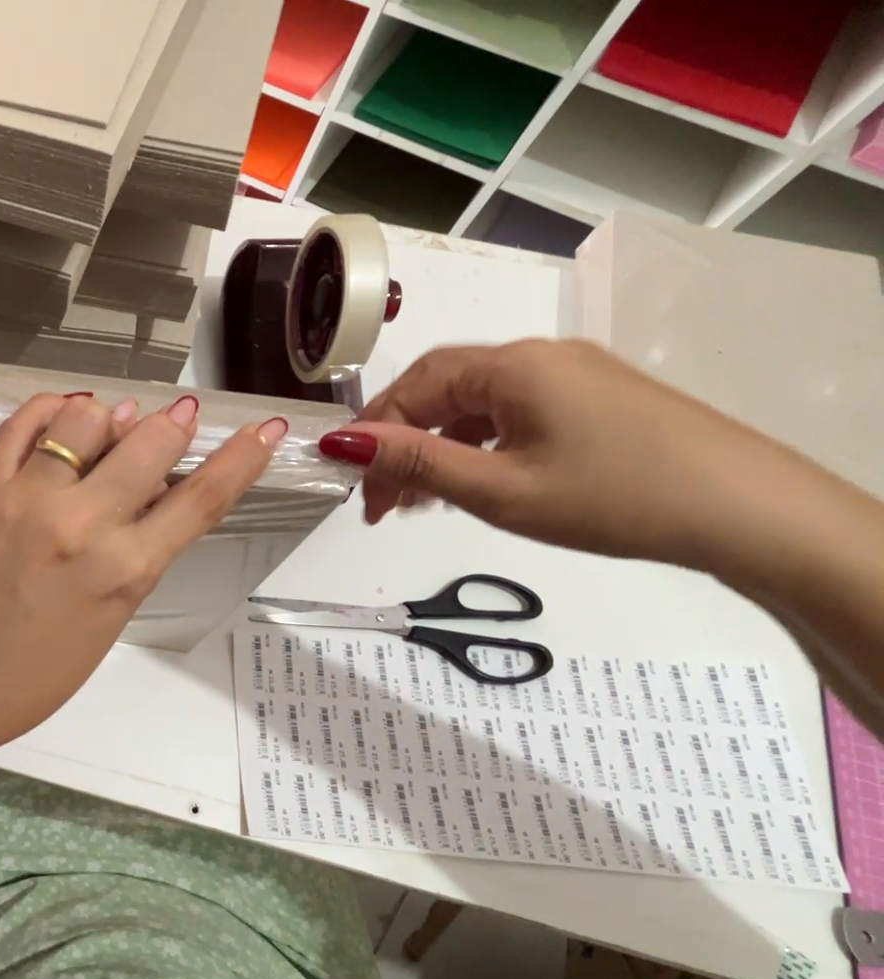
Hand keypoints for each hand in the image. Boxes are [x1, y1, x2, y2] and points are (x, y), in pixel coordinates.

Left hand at [0, 392, 287, 764]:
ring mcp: (29, 500)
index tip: (266, 428)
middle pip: (150, 442)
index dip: (241, 457)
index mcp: (125, 571)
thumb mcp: (111, 620)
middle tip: (175, 423)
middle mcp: (83, 524)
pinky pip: (21, 425)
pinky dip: (48, 409)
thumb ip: (137, 554)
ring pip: (86, 418)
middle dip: (173, 425)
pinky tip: (62, 414)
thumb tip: (152, 491)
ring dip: (109, 416)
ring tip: (110, 428)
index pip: (200, 498)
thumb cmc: (37, 673)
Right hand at [320, 339, 820, 571]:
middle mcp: (538, 356)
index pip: (413, 386)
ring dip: (437, 448)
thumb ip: (413, 461)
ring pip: (475, 404)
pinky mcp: (596, 397)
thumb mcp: (497, 488)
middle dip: (400, 443)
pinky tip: (474, 482)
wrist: (750, 512)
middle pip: (441, 390)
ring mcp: (572, 373)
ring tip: (422, 503)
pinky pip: (512, 412)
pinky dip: (477, 444)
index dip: (373, 436)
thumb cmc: (611, 498)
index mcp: (511, 366)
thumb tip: (339, 441)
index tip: (358, 493)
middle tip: (382, 503)